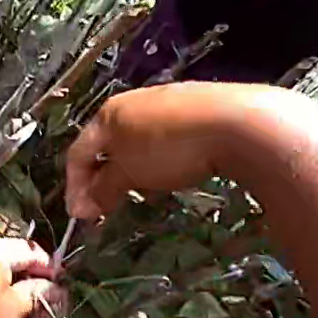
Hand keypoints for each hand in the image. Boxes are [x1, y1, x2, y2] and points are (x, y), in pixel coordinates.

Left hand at [0, 236, 63, 317]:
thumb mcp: (12, 309)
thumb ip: (37, 293)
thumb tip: (53, 288)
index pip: (32, 251)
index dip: (49, 271)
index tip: (58, 290)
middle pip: (10, 257)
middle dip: (27, 279)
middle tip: (40, 305)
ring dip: (6, 284)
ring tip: (17, 311)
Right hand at [64, 83, 279, 220]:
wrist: (242, 125)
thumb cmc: (170, 147)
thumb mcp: (128, 174)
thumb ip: (102, 190)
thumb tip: (85, 207)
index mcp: (108, 113)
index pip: (78, 153)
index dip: (75, 186)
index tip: (80, 215)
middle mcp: (134, 103)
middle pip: (107, 147)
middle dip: (103, 179)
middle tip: (105, 207)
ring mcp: (170, 103)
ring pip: (137, 143)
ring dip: (132, 171)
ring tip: (141, 193)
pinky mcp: (201, 108)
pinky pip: (167, 139)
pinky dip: (160, 160)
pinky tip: (174, 174)